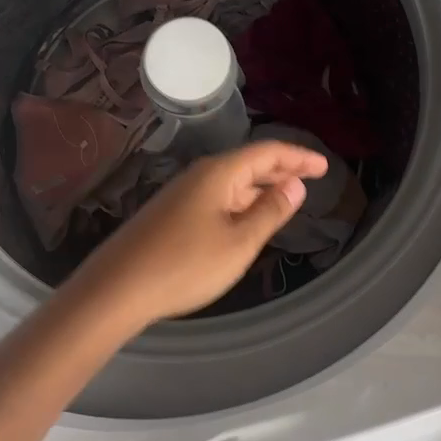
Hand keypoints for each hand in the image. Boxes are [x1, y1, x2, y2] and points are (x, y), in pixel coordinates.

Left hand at [73, 142, 328, 324]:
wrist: (117, 288)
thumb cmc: (184, 265)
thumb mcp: (239, 243)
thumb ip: (270, 211)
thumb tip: (296, 183)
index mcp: (219, 174)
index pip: (267, 152)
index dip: (298, 157)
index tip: (324, 166)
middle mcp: (200, 175)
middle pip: (248, 163)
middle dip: (282, 169)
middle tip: (312, 177)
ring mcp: (182, 194)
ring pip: (232, 182)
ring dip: (261, 187)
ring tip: (286, 197)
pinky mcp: (171, 214)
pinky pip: (217, 197)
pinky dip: (241, 201)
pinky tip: (246, 219)